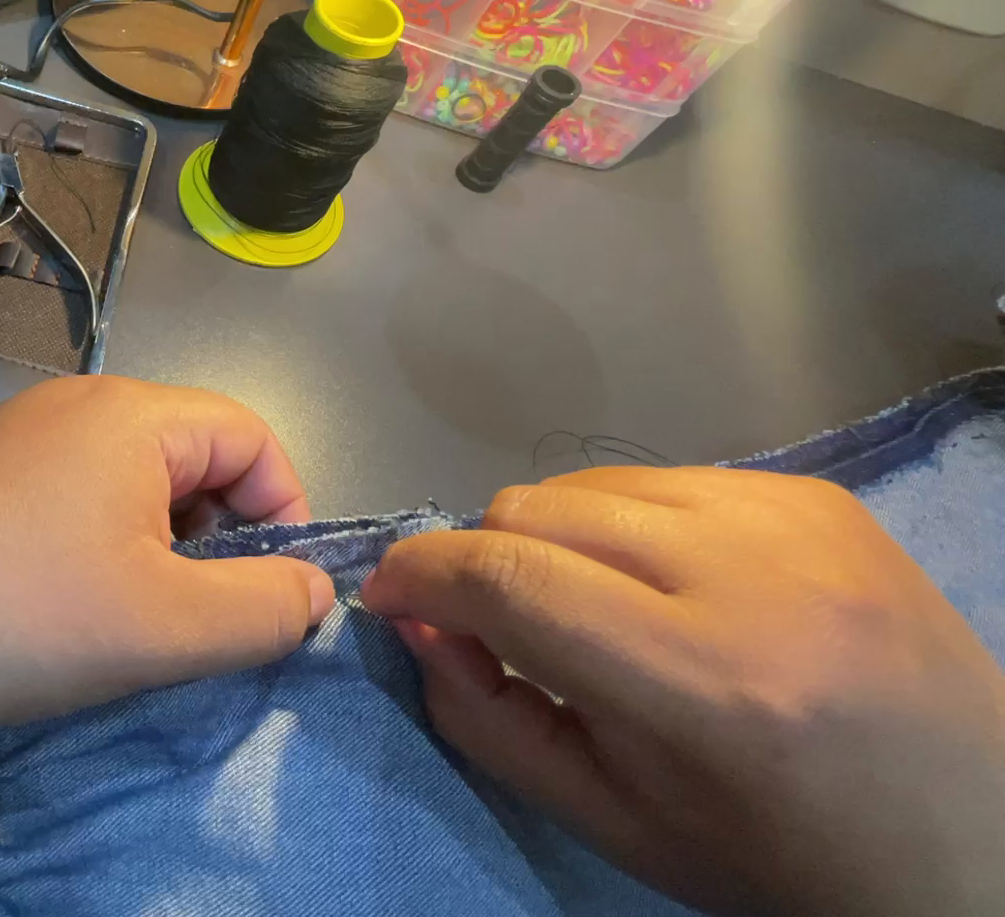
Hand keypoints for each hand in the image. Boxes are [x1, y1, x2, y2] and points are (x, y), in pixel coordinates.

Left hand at [0, 375, 334, 739]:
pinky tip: (72, 598)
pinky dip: (104, 541)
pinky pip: (77, 492)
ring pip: (134, 478)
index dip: (285, 509)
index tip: (273, 591)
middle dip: (220, 532)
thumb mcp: (168, 624)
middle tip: (200, 613)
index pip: (251, 435)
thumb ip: (266, 606)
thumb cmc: (22, 616)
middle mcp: (75, 403)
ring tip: (136, 613)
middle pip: (193, 452)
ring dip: (161, 542)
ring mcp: (21, 434)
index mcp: (130, 412)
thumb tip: (313, 587)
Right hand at [361, 467, 1004, 916]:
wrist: (985, 850)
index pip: (503, 577)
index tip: (386, 595)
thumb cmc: (771, 853)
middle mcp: (754, 580)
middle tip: (501, 621)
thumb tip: (411, 612)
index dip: (418, 573)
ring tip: (587, 600)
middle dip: (480, 561)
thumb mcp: (598, 811)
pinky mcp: (814, 496)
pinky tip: (658, 579)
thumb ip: (476, 710)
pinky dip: (612, 523)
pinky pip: (643, 478)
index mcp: (701, 684)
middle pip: (524, 511)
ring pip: (574, 485)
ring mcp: (793, 523)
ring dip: (544, 538)